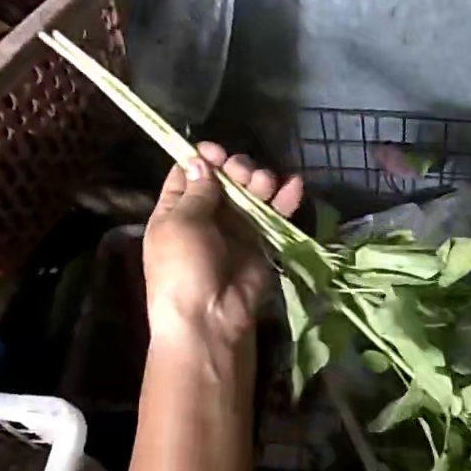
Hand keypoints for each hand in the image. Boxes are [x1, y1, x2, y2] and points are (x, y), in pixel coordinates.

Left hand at [144, 142, 302, 347]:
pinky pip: (274, 215)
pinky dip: (285, 199)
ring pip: (251, 192)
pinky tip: (295, 186)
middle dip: (237, 168)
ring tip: (266, 183)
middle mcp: (205, 216)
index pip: (187, 172)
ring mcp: (234, 229)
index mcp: (175, 210)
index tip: (217, 151)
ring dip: (261, 180)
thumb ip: (196, 191)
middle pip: (224, 178)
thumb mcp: (180, 224)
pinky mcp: (260, 243)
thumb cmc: (182, 268)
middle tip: (243, 174)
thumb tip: (200, 162)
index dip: (203, 157)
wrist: (208, 318)